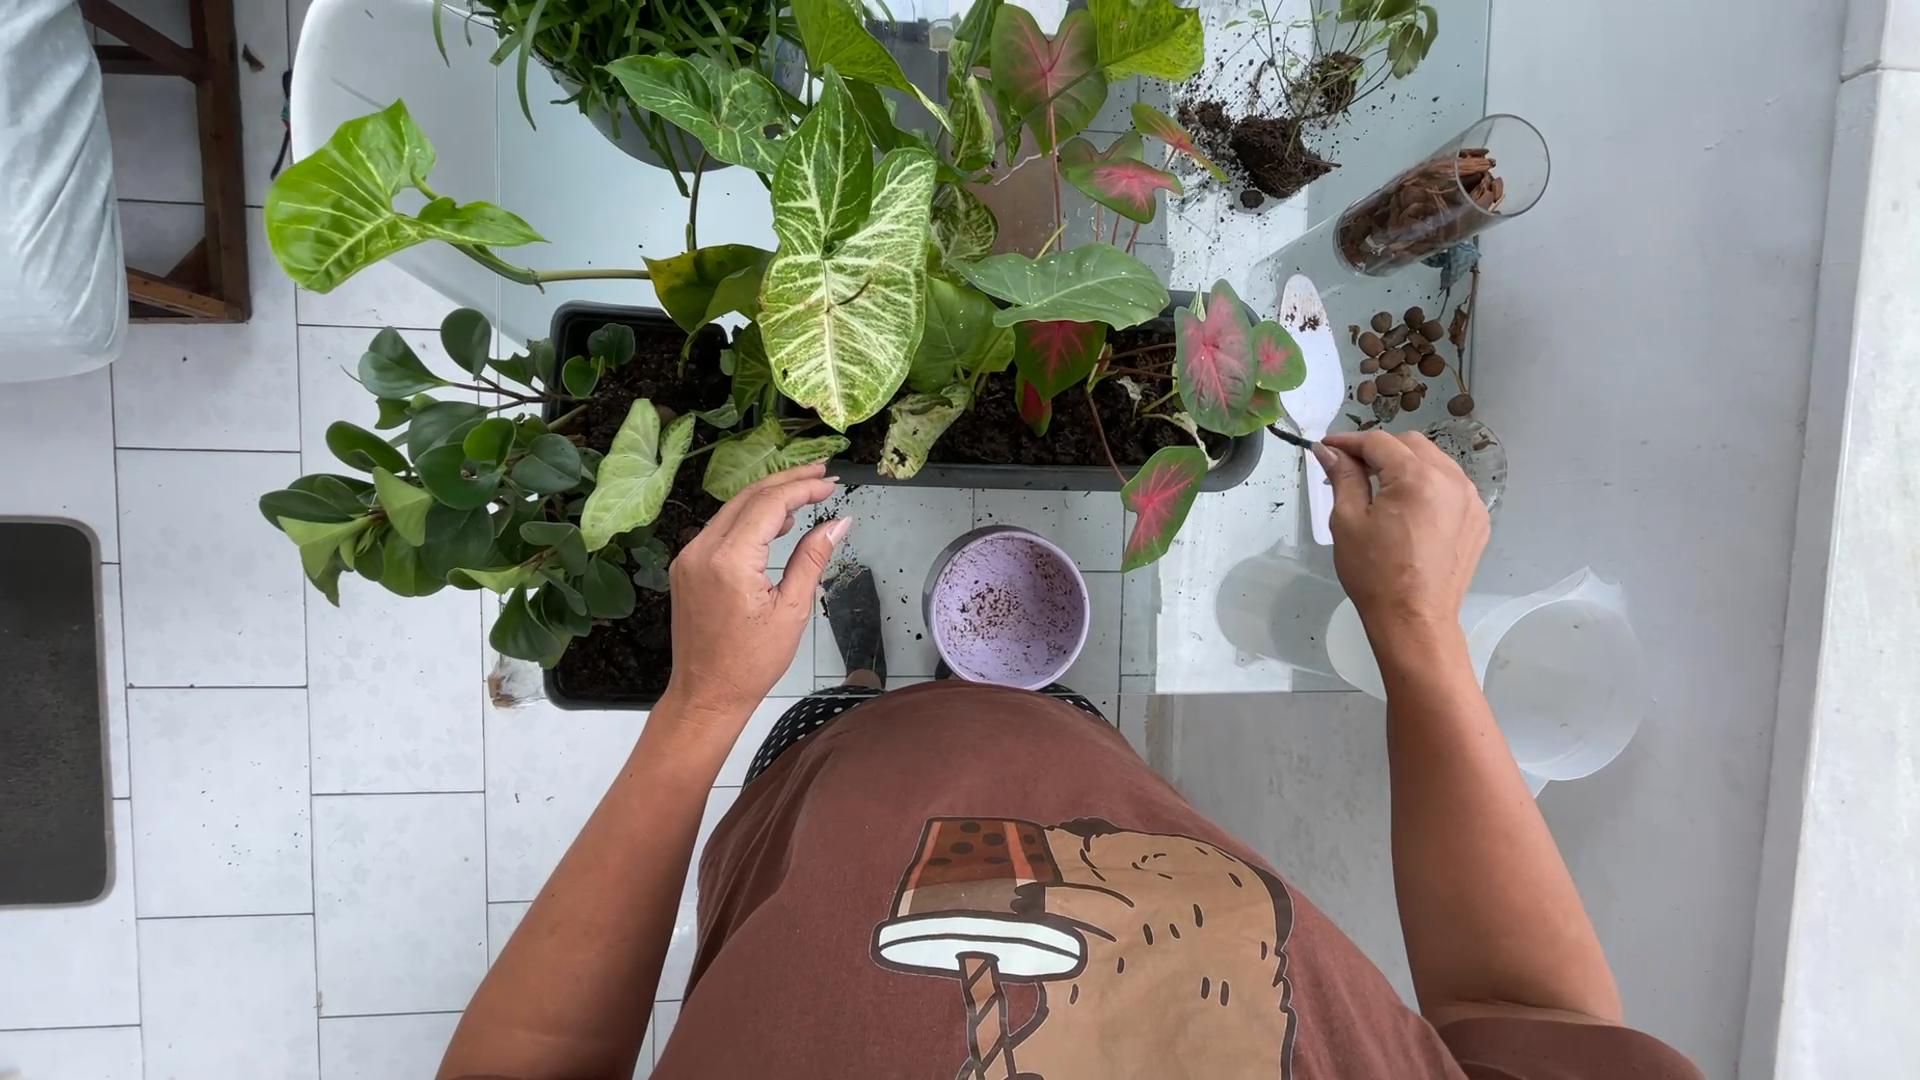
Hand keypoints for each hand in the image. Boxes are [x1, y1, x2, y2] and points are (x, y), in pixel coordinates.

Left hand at [661, 462, 848, 724]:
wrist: (706, 694)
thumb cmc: (752, 662)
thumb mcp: (793, 610)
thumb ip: (813, 558)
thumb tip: (839, 522)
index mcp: (729, 561)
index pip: (769, 505)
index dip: (803, 488)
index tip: (832, 483)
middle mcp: (701, 550)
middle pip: (748, 497)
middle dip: (787, 481)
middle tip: (823, 473)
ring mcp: (689, 557)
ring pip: (733, 508)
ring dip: (769, 496)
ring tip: (807, 492)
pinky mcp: (688, 566)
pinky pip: (721, 528)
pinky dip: (751, 517)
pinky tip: (777, 521)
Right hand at [1314, 431, 1487, 645]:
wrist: (1413, 617)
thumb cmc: (1373, 572)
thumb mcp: (1347, 520)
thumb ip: (1342, 477)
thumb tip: (1328, 451)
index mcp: (1416, 478)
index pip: (1379, 442)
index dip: (1348, 442)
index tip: (1326, 448)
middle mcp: (1452, 480)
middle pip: (1410, 444)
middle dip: (1378, 450)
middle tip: (1349, 469)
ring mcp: (1471, 500)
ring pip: (1434, 462)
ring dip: (1403, 464)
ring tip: (1376, 487)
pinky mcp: (1477, 519)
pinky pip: (1450, 486)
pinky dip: (1425, 485)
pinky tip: (1405, 507)